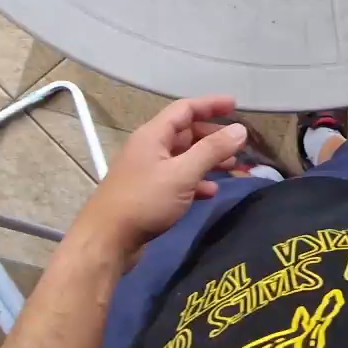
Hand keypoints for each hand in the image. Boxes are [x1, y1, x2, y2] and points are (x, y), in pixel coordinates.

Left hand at [85, 96, 246, 250]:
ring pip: (184, 157)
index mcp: (153, 136)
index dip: (210, 105)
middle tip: (238, 143)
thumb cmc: (144, 201)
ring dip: (209, 159)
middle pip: (186, 133)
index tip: (235, 106)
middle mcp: (150, 148)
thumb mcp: (182, 173)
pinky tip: (211, 191)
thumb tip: (240, 130)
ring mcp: (148, 172)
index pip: (185, 109)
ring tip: (233, 166)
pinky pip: (179, 179)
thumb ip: (212, 150)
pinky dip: (197, 181)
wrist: (106, 242)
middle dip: (214, 136)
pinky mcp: (149, 194)